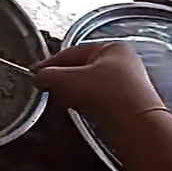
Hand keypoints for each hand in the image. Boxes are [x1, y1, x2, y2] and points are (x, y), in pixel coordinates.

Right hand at [34, 43, 163, 131]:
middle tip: (46, 88)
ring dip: (74, 91)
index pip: (72, 52)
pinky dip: (87, 101)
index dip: (50, 63)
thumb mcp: (68, 80)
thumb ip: (48, 76)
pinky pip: (102, 97)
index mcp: (111, 47)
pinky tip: (80, 109)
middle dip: (63, 78)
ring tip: (61, 100)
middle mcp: (123, 60)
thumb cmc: (104, 93)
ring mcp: (129, 82)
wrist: (136, 123)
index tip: (34, 74)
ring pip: (91, 83)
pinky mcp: (130, 102)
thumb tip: (38, 77)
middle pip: (82, 68)